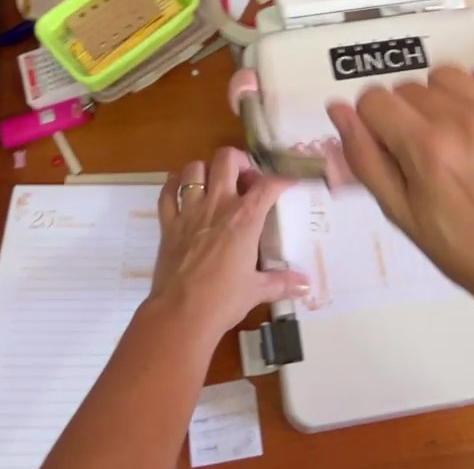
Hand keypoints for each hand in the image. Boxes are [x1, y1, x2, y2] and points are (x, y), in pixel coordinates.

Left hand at [148, 148, 309, 337]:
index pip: (267, 185)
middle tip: (245, 179)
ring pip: (194, 169)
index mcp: (244, 218)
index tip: (288, 183)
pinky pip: (167, 193)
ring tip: (214, 183)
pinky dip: (173, 186)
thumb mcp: (257, 290)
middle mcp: (217, 204)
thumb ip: (282, 282)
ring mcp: (190, 210)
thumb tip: (306, 285)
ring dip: (206, 170)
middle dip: (239, 161)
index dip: (281, 179)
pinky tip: (181, 191)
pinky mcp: (168, 223)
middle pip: (226, 159)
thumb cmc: (223, 300)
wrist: (181, 314)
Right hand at [327, 63, 473, 309]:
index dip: (372, 121)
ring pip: (446, 74)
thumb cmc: (463, 249)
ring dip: (440, 96)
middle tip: (423, 152)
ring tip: (452, 131)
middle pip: (408, 88)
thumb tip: (337, 109)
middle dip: (405, 115)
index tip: (388, 145)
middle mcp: (461, 120)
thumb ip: (364, 158)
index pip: (374, 99)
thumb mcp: (401, 214)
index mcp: (425, 148)